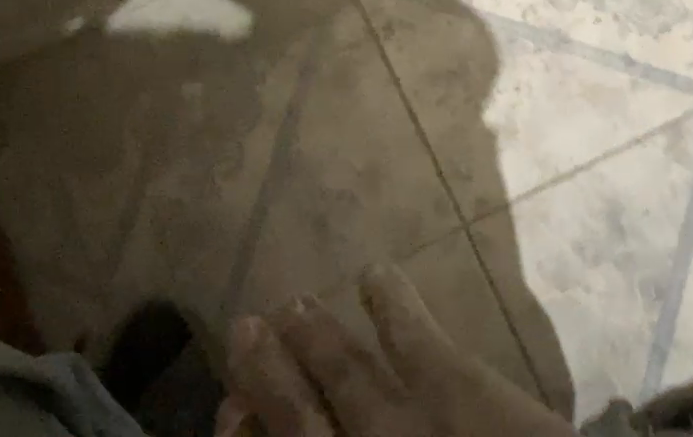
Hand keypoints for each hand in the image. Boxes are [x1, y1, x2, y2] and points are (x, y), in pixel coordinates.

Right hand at [222, 266, 575, 436]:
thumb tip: (328, 429)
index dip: (254, 426)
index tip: (235, 412)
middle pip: (296, 418)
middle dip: (264, 374)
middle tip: (247, 327)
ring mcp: (406, 426)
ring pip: (343, 371)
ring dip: (313, 335)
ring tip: (293, 305)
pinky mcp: (456, 388)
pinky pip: (411, 334)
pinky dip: (390, 300)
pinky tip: (372, 272)